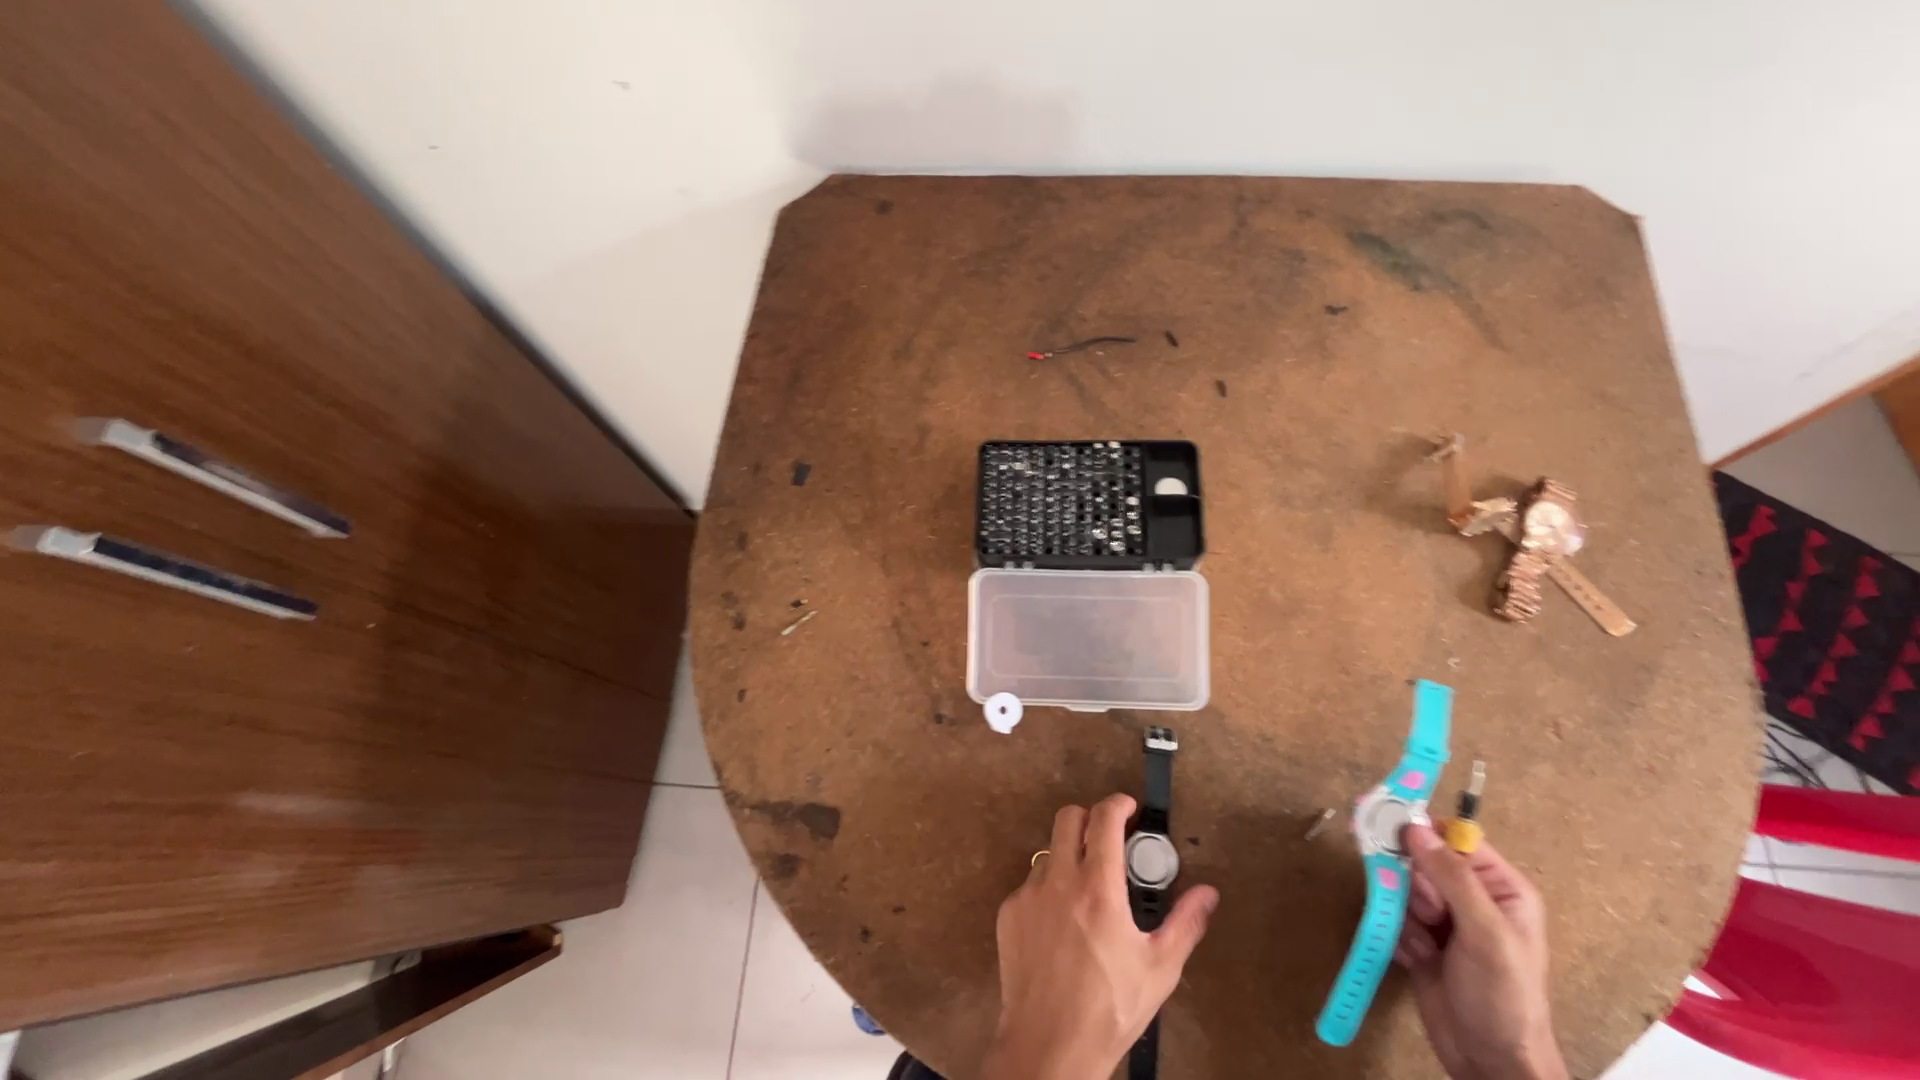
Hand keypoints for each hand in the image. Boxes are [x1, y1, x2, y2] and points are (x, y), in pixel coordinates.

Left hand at [980, 793, 1219, 1079]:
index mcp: (1098, 887)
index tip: (1129, 808)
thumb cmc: (1110, 1008)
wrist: (1050, 1045)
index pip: (1103, 819)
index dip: (1118, 804)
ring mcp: (1027, 896)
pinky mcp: (1008, 915)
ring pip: (1048, 852)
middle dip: (1090, 819)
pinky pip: (1030, 885)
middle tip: (1109, 839)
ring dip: (1069, 855)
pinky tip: (1063, 922)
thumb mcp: (1159, 967)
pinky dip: (1049, 889)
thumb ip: (1186, 923)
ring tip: (1088, 888)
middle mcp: (1058, 881)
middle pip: (1067, 818)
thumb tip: (1208, 893)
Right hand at [1395, 825, 1567, 1079]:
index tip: (1381, 818)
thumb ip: (1452, 876)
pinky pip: (1392, 918)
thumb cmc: (1503, 996)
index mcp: (1499, 887)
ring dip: (1405, 918)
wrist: (1489, 1060)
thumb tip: (1415, 826)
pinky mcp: (1420, 940)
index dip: (1418, 829)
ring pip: (1400, 890)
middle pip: (1418, 862)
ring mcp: (1444, 920)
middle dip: (1413, 888)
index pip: (1453, 838)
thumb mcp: (1486, 933)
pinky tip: (1419, 961)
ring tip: (1426, 948)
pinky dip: (1398, 937)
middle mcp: (1471, 897)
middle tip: (1428, 916)